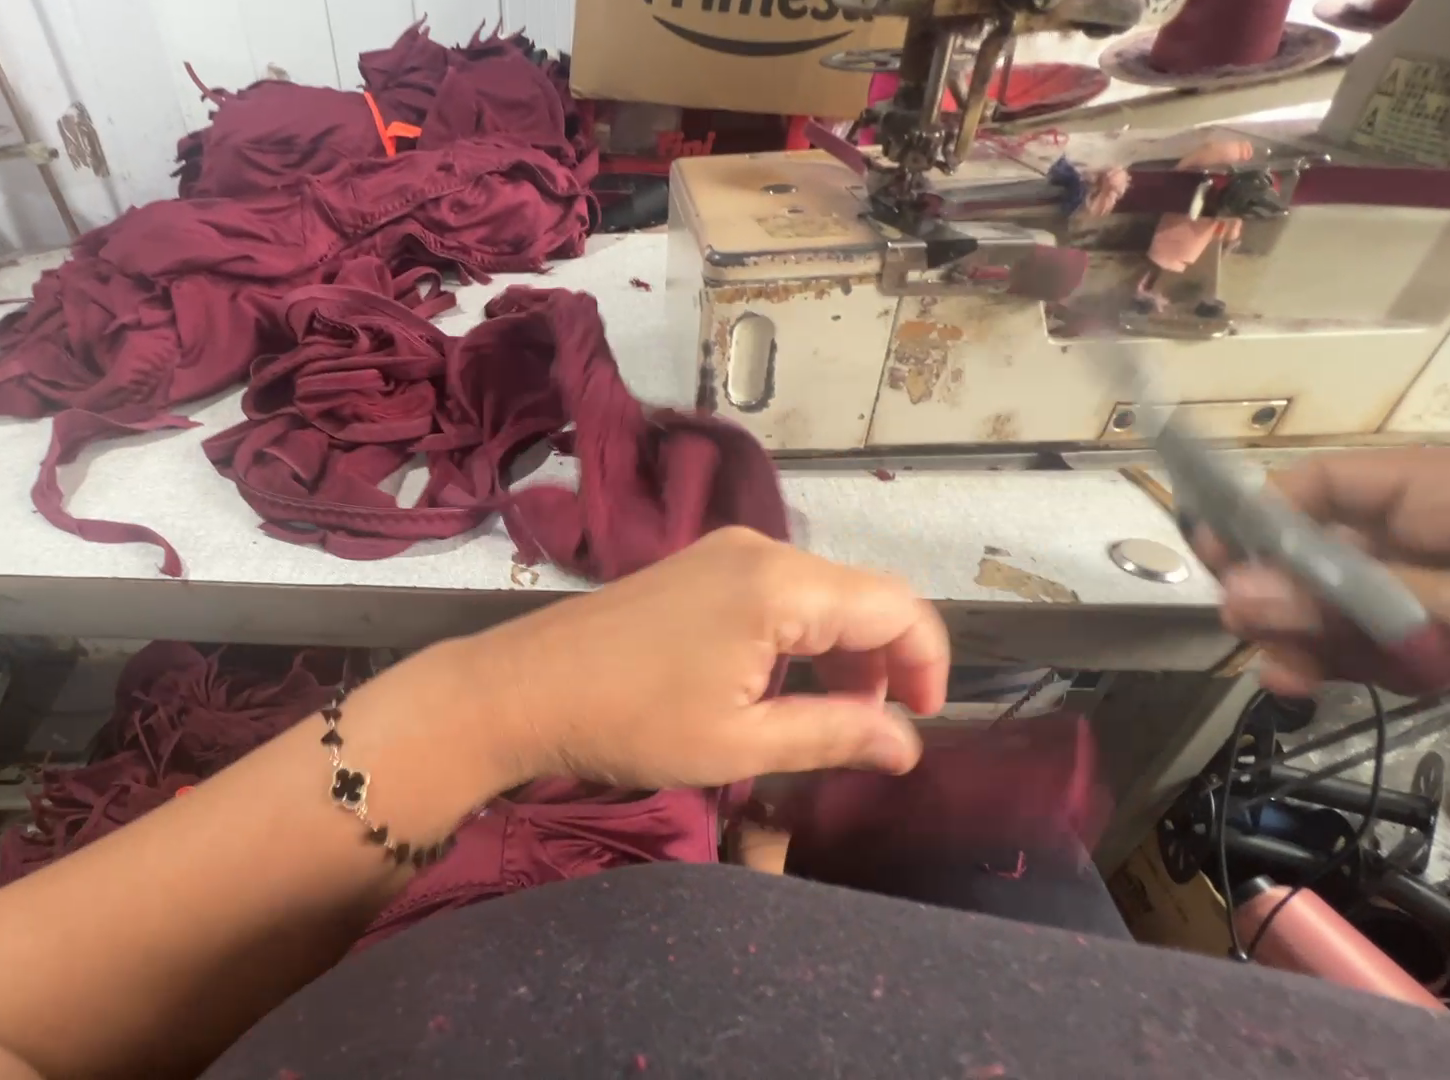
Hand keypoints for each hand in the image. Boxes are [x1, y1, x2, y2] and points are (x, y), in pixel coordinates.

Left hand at [440, 526, 949, 789]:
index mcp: (781, 585)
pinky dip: (793, 637)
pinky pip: (771, 593)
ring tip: (819, 716)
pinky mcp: (692, 567)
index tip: (919, 723)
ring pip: (816, 595)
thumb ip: (835, 735)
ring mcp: (719, 552)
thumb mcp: (741, 742)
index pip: (897, 607)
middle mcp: (758, 549)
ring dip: (835, 652)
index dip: (927, 664)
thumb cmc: (631, 722)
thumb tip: (909, 744)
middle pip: (857, 596)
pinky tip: (770, 683)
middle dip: (878, 663)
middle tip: (864, 732)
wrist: (522, 688)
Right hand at [1193, 447, 1449, 694]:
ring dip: (1298, 641)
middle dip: (1277, 594)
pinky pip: (1365, 641)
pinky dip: (1336, 665)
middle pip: (1317, 549)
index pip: (1327, 483)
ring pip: (1332, 603)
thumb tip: (1238, 596)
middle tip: (1246, 626)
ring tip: (1286, 674)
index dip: (1261, 515)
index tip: (1214, 559)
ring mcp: (1438, 585)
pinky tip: (1309, 685)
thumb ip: (1362, 599)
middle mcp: (1437, 530)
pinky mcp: (1445, 633)